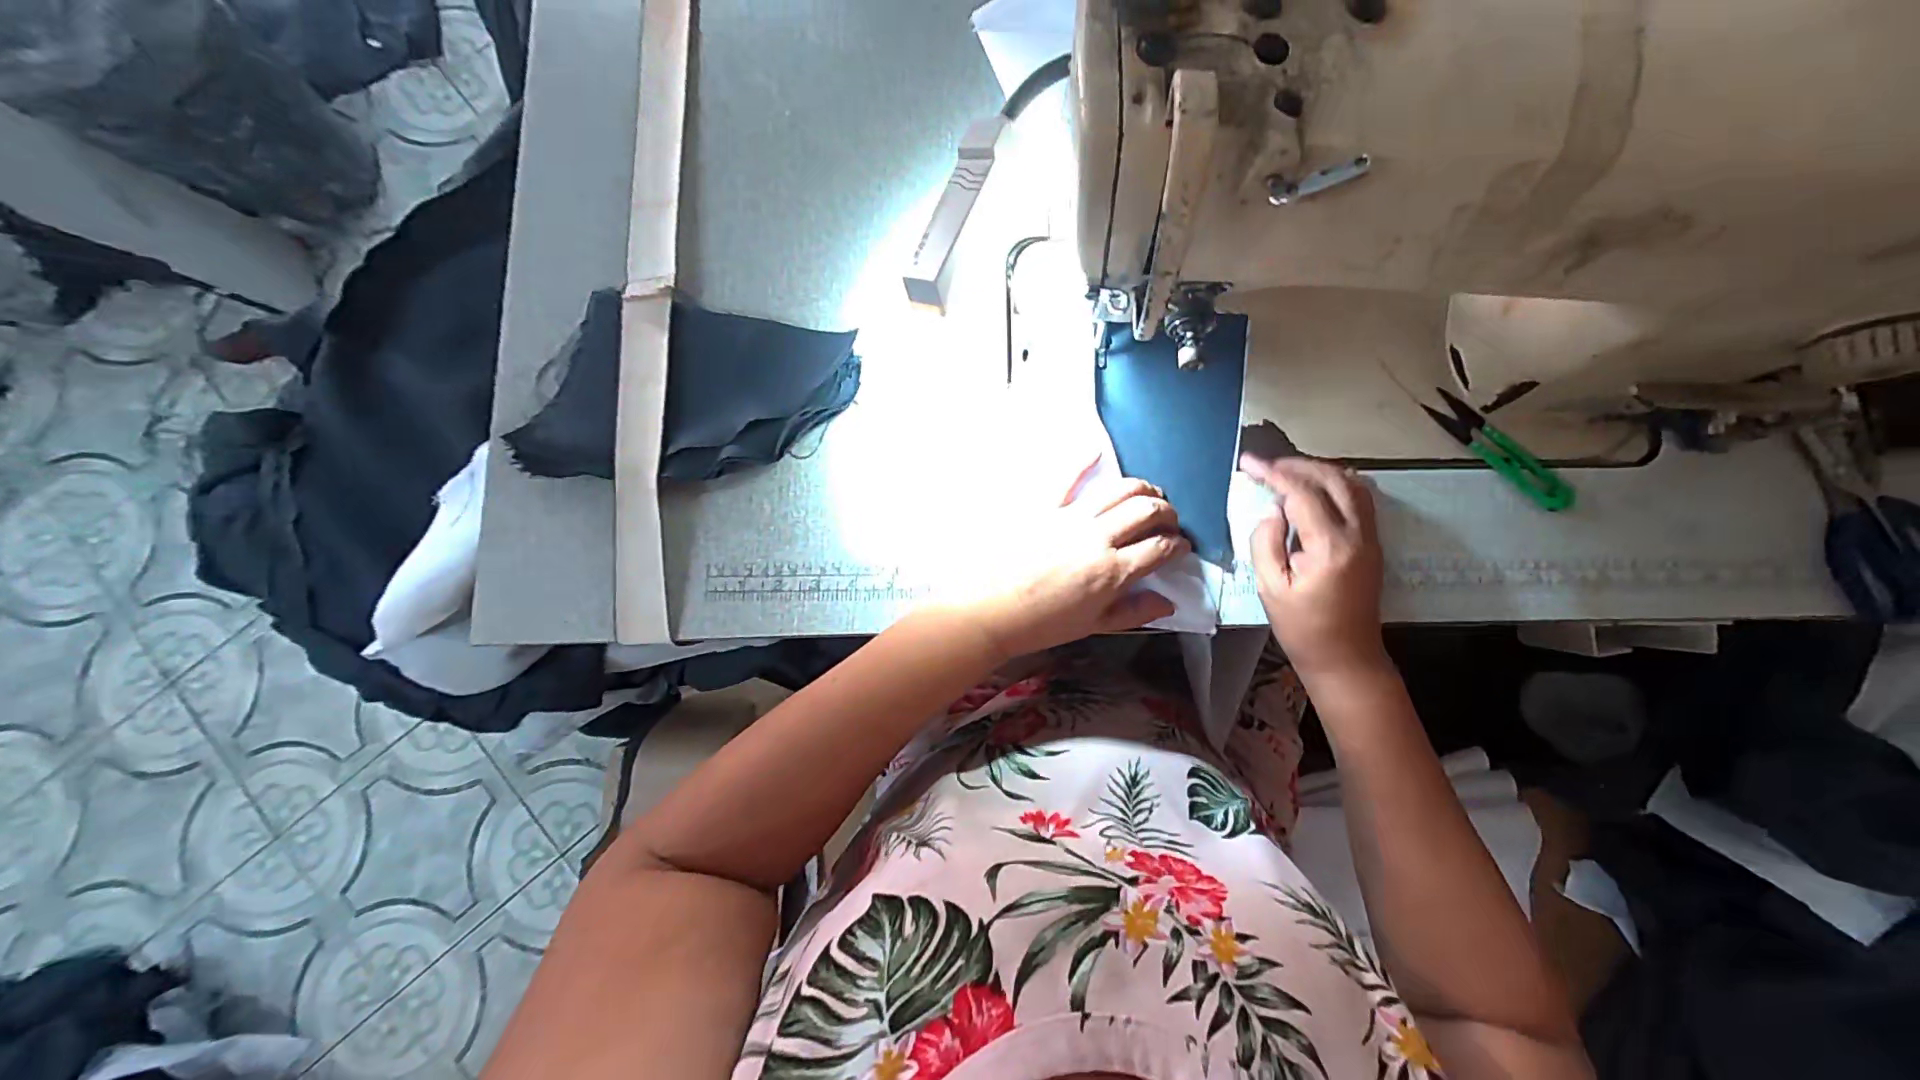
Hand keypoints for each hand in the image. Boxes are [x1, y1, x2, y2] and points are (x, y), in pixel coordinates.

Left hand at [964, 476, 1190, 659]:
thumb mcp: (1092, 627)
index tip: (1179, 547)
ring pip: (1119, 489)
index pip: (1161, 547)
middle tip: (1168, 522)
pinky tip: (1096, 451)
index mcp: (1112, 572)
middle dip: (1167, 513)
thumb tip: (1167, 601)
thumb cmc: (1038, 624)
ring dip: (1141, 488)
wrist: (987, 611)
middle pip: (1147, 511)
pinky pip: (1067, 477)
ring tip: (1146, 495)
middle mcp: (1097, 538)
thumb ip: (1133, 612)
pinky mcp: (1043, 508)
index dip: (1178, 545)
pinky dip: (1083, 461)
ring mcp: (1069, 518)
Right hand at [1240, 455, 1387, 680]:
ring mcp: (1370, 537)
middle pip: (1331, 479)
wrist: (1346, 657)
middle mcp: (1357, 534)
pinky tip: (1314, 486)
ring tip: (1287, 471)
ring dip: (1318, 470)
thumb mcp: (1270, 588)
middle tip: (1265, 465)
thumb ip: (1266, 543)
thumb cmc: (1302, 628)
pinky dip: (1335, 483)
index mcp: (1330, 547)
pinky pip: (1359, 498)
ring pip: (1351, 484)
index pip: (1302, 494)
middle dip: (1296, 465)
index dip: (1273, 474)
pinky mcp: (1372, 542)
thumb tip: (1271, 511)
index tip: (1249, 464)